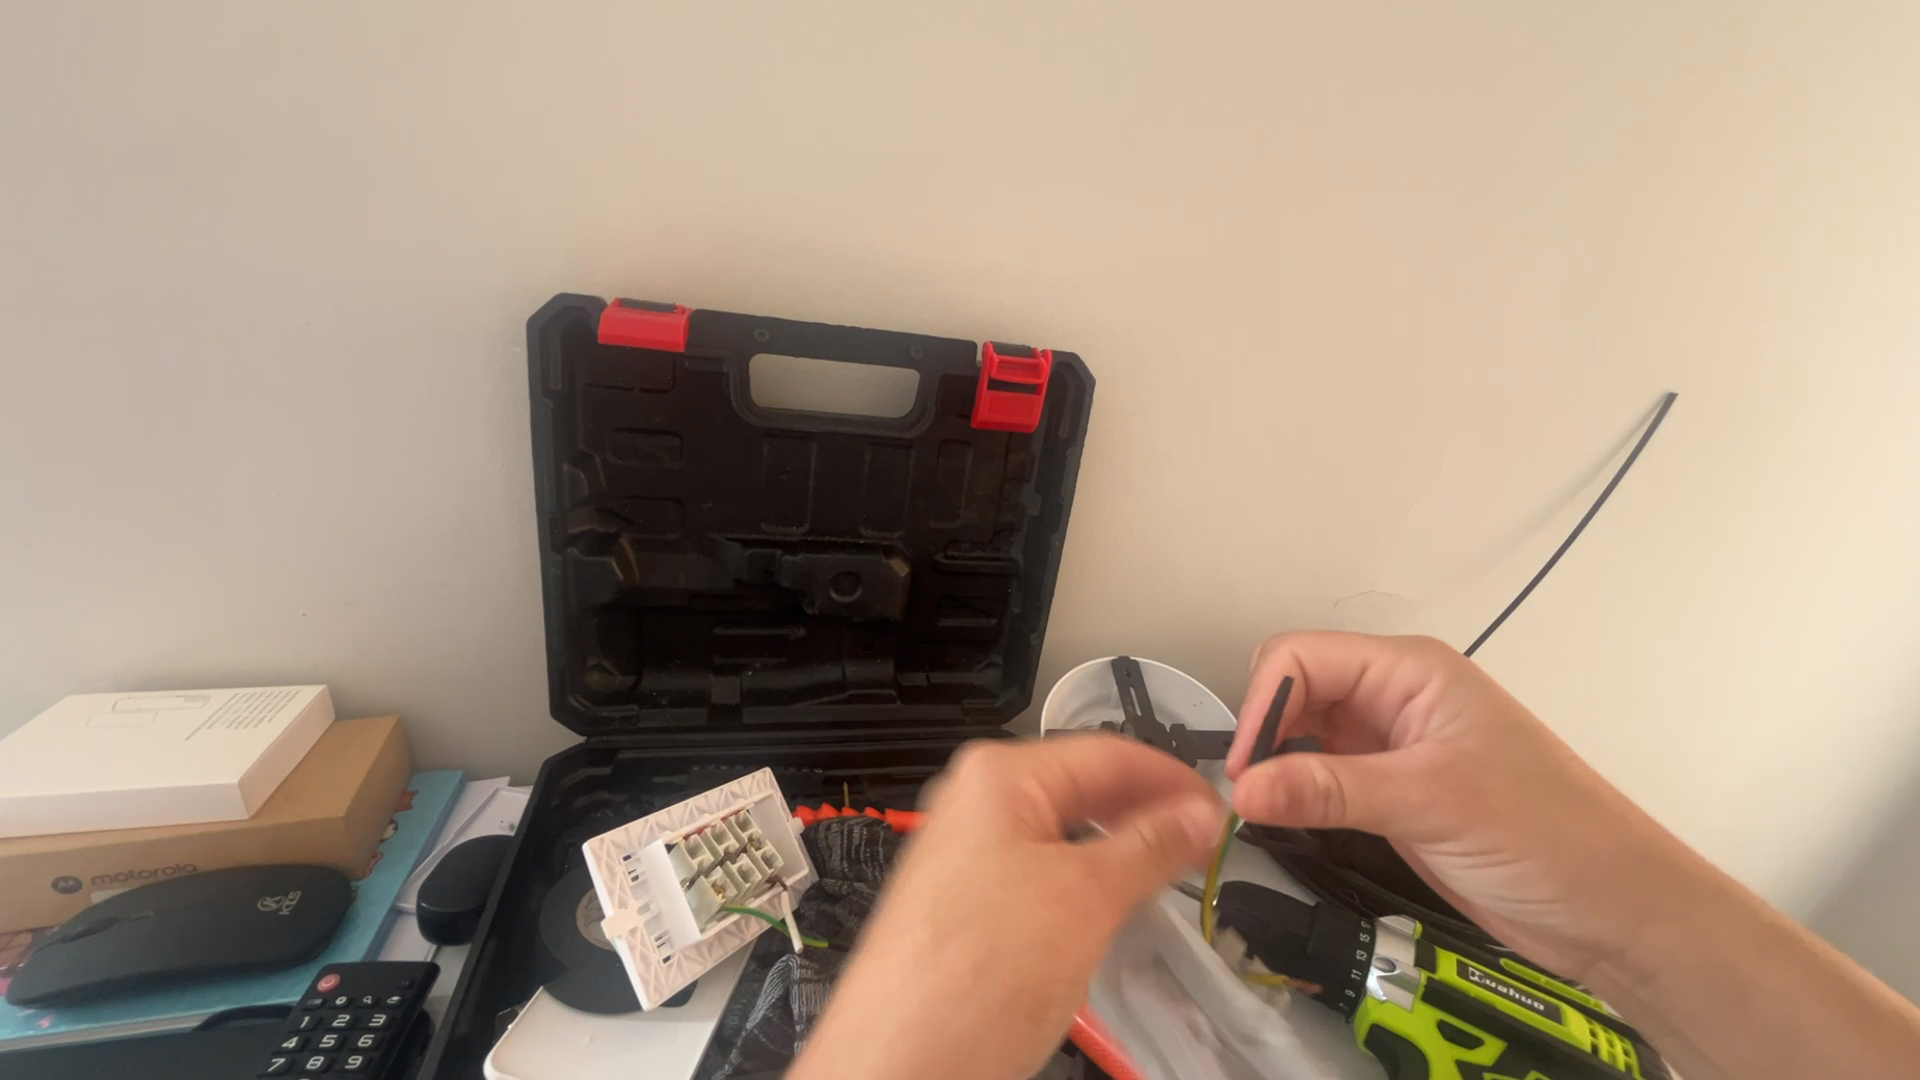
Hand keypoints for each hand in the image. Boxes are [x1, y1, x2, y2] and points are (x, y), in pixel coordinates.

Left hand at [789, 734, 1224, 1079]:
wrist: (898, 1063)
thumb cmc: (975, 973)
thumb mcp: (1085, 898)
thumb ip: (1149, 847)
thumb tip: (1197, 815)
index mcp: (997, 775)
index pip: (1104, 753)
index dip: (1169, 778)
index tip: (1218, 808)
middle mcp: (973, 799)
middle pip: (1079, 788)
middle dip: (1143, 812)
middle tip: (1202, 843)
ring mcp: (963, 848)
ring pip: (1059, 831)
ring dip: (1116, 847)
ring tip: (1167, 872)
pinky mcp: (962, 896)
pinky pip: (1036, 867)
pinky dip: (1081, 878)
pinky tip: (1110, 903)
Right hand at [1227, 632, 1919, 1079]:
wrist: (1622, 916)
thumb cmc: (1541, 836)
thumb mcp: (1428, 802)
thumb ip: (1327, 789)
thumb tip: (1239, 790)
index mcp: (1406, 668)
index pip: (1300, 658)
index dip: (1261, 703)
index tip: (1245, 768)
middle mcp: (1390, 692)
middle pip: (1294, 686)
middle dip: (1264, 730)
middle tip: (1251, 790)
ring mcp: (1388, 737)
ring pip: (1301, 728)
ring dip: (1276, 760)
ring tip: (1263, 805)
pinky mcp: (1387, 780)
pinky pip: (1319, 767)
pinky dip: (1296, 786)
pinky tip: (1289, 812)